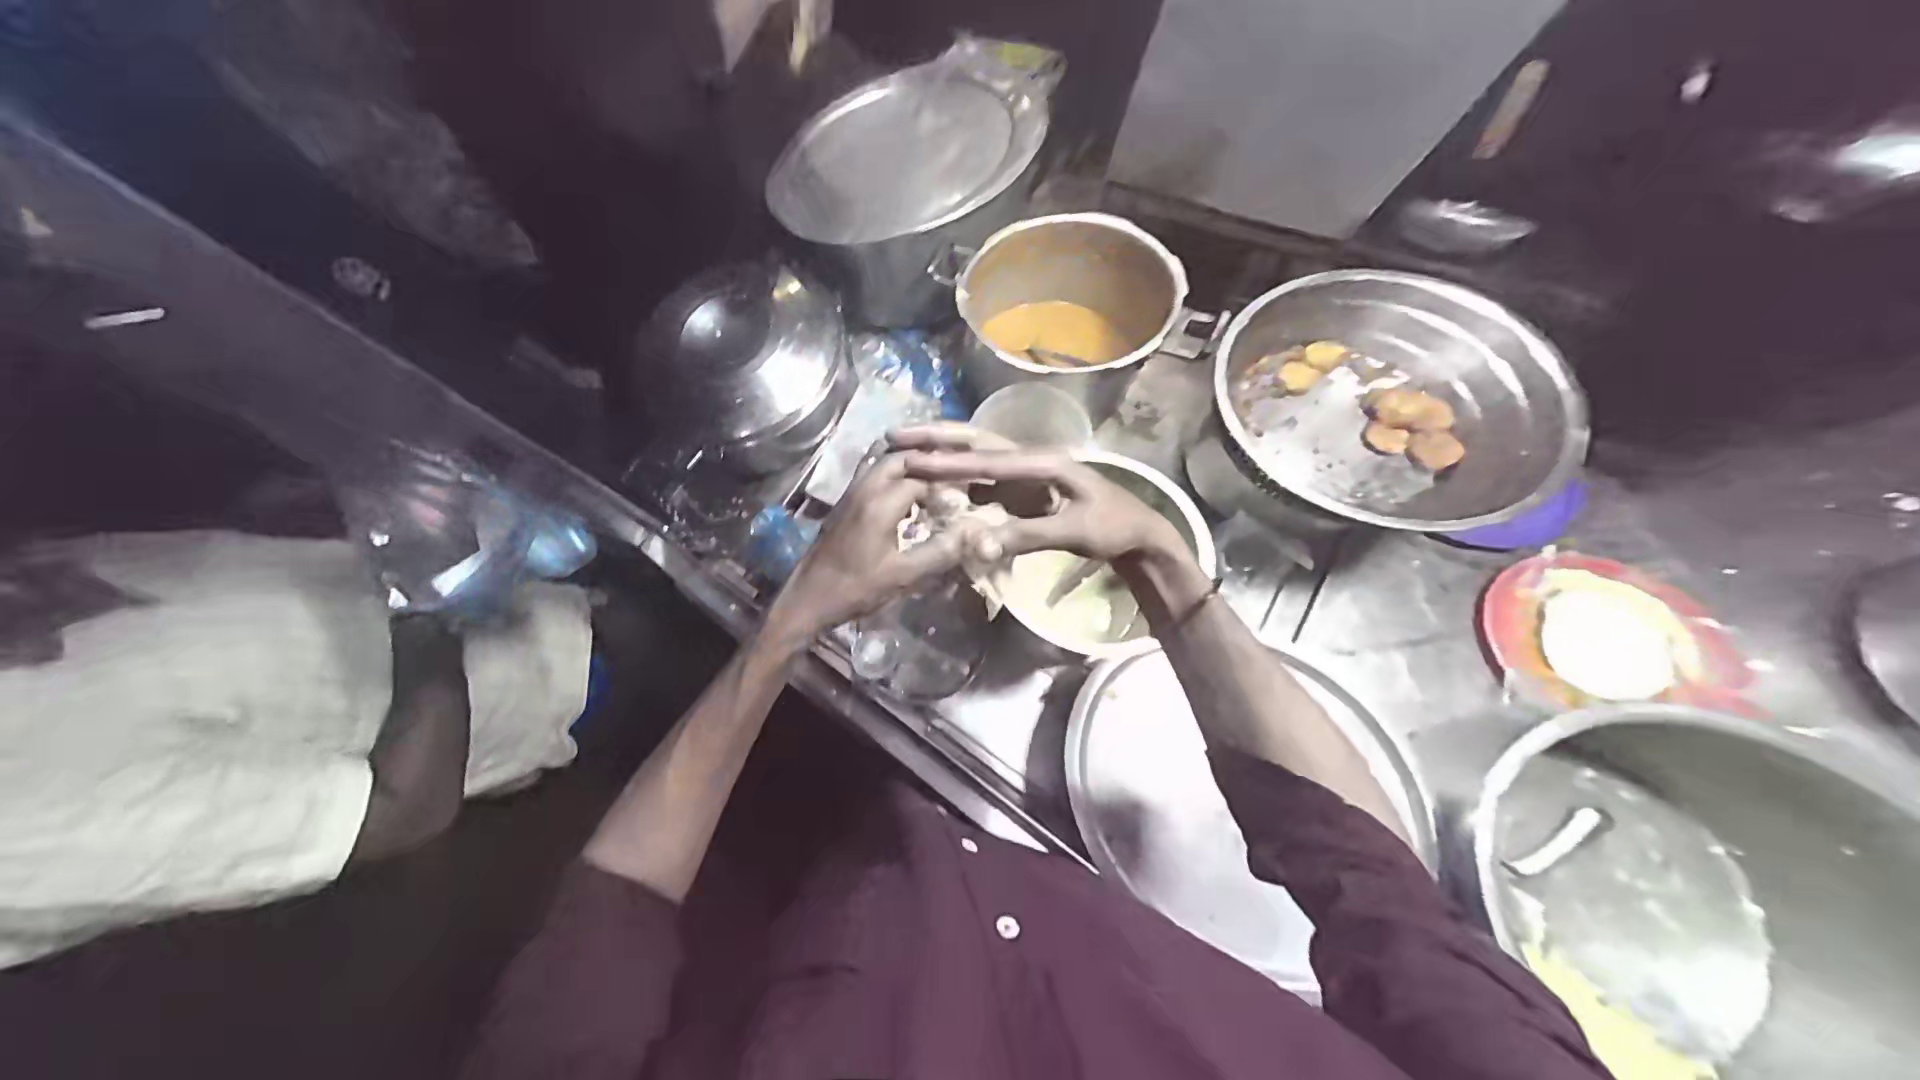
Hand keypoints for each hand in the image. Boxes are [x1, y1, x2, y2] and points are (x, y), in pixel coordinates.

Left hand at [761, 452, 969, 651]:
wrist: (808, 598)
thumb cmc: (855, 588)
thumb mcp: (903, 576)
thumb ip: (939, 552)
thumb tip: (972, 534)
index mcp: (880, 502)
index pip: (923, 478)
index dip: (946, 487)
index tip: (963, 502)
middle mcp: (865, 489)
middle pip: (900, 458)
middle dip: (928, 466)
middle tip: (951, 483)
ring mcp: (851, 495)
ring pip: (884, 465)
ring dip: (910, 470)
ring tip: (934, 489)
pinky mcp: (845, 504)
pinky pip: (873, 478)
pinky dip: (894, 480)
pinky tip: (908, 504)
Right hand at [890, 426, 1189, 566]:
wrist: (1140, 535)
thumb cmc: (1113, 527)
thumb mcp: (1075, 531)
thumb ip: (1028, 535)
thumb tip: (977, 543)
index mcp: (1044, 461)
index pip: (986, 459)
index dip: (946, 461)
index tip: (909, 461)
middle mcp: (1031, 459)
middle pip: (976, 442)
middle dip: (936, 438)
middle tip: (894, 436)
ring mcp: (1026, 474)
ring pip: (976, 457)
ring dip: (942, 455)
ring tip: (904, 453)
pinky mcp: (1023, 491)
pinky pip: (984, 481)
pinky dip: (957, 479)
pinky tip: (934, 485)